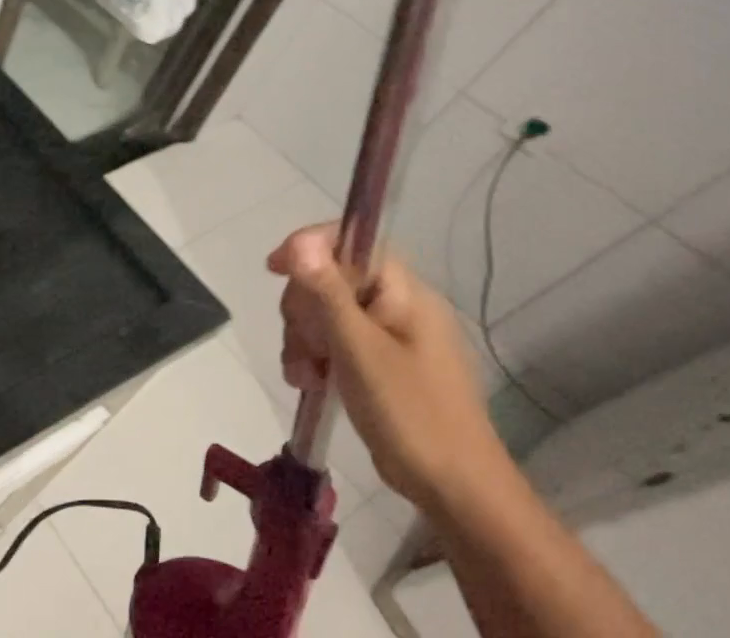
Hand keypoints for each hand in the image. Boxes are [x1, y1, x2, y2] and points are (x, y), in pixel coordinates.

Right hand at [269, 225, 513, 510]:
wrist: (454, 488)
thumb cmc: (411, 413)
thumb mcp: (359, 350)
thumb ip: (328, 294)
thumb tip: (302, 243)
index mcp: (406, 295)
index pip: (353, 243)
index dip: (310, 246)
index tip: (275, 269)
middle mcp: (399, 308)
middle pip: (329, 280)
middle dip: (303, 309)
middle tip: (305, 344)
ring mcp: (389, 338)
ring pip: (323, 313)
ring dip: (303, 339)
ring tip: (306, 375)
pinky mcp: (378, 365)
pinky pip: (332, 342)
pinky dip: (313, 358)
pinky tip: (309, 383)